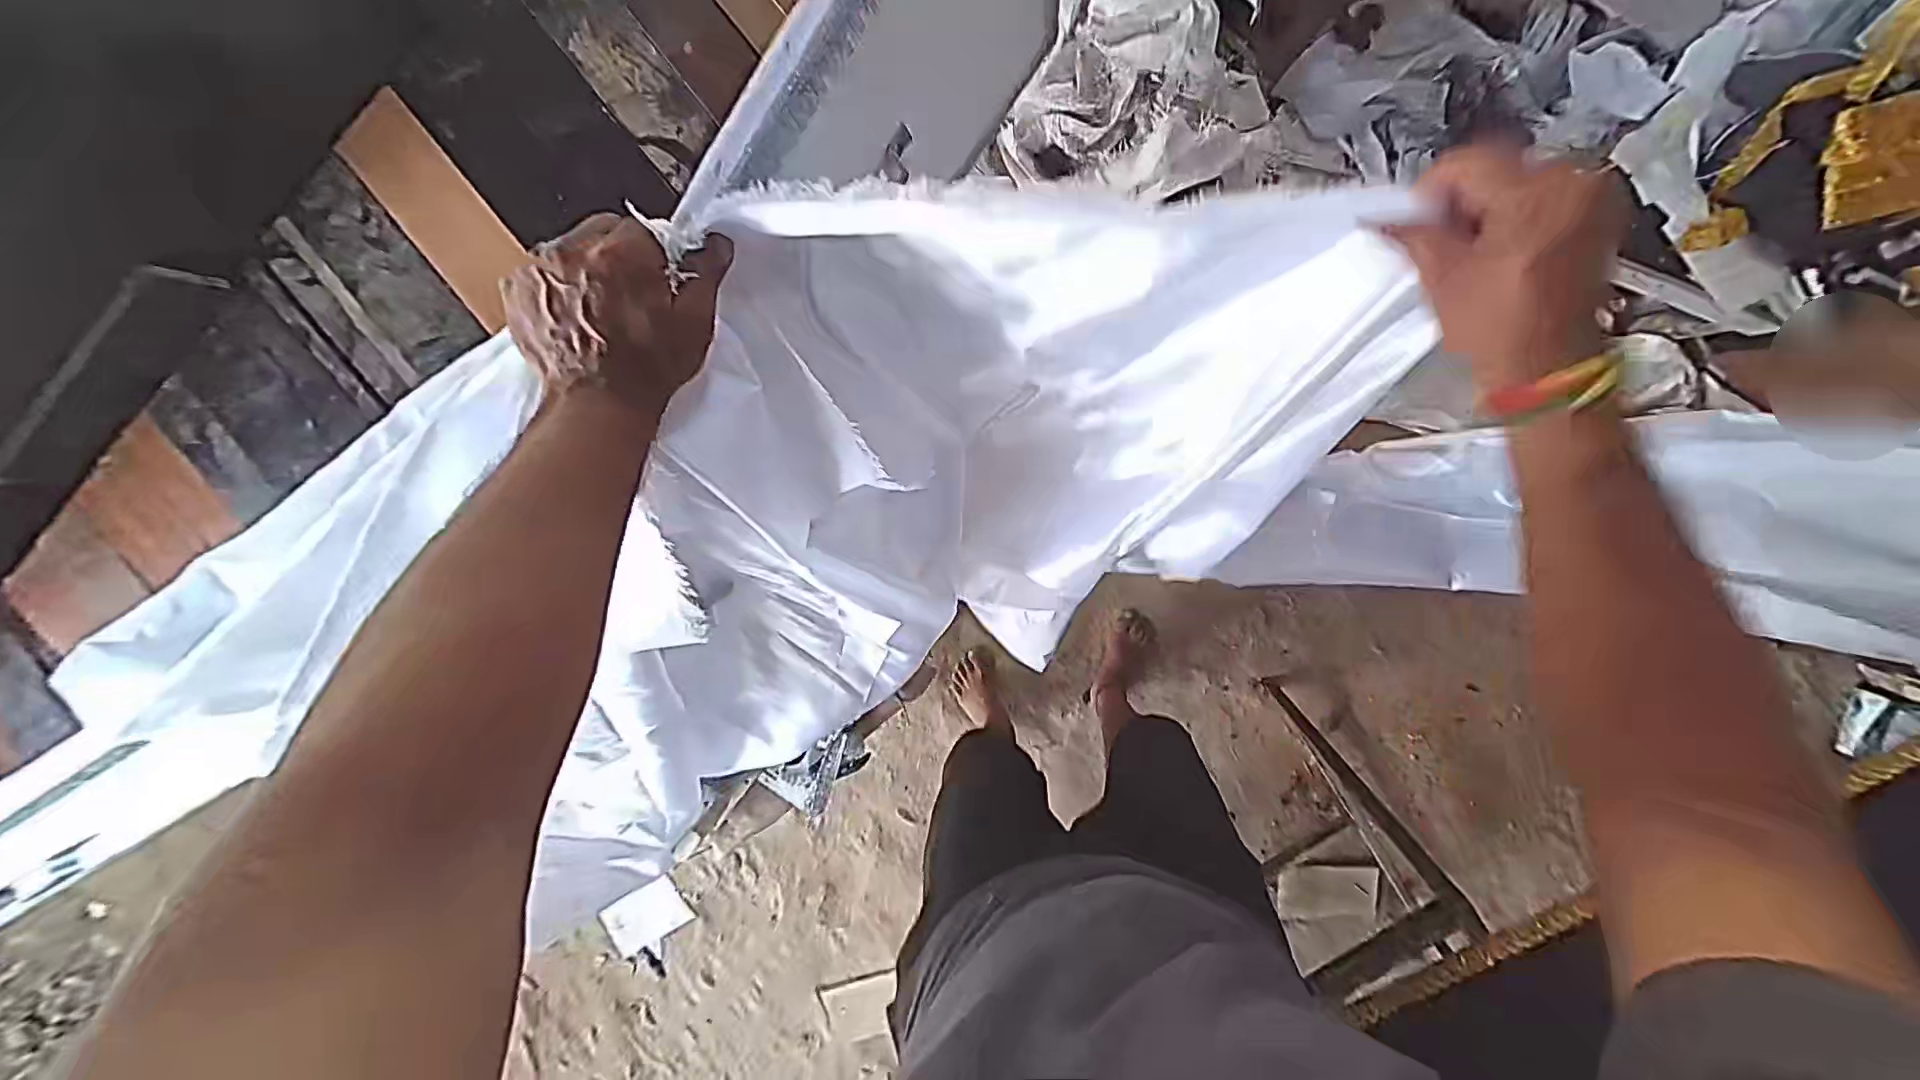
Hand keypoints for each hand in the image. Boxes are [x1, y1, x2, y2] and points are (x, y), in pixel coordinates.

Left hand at [503, 213, 732, 415]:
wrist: (599, 403)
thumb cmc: (644, 369)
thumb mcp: (693, 323)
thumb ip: (704, 274)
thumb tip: (715, 246)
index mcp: (622, 252)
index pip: (644, 228)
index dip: (657, 258)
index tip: (660, 281)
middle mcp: (575, 251)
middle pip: (605, 233)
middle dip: (621, 259)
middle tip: (635, 299)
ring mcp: (541, 268)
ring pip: (574, 250)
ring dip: (590, 271)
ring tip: (607, 314)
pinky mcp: (518, 289)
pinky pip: (545, 272)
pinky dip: (561, 288)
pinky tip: (581, 318)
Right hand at [1380, 146, 1625, 390]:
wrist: (1544, 364)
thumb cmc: (1505, 332)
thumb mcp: (1442, 278)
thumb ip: (1415, 236)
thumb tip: (1391, 220)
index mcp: (1536, 195)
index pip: (1466, 164)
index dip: (1427, 193)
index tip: (1412, 218)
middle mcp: (1575, 186)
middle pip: (1495, 169)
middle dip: (1458, 203)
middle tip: (1435, 239)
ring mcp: (1592, 200)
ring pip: (1517, 182)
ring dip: (1484, 210)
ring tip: (1467, 253)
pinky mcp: (1596, 217)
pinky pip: (1543, 198)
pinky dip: (1512, 218)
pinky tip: (1494, 254)